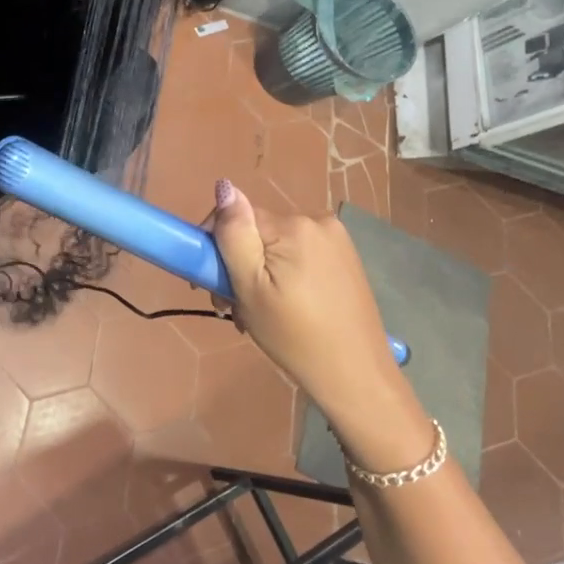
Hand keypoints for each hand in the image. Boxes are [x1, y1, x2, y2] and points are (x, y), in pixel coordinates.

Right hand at [205, 181, 405, 426]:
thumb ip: (234, 234)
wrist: (357, 378)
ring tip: (255, 313)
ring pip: (275, 245)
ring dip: (258, 272)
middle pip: (256, 231)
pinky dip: (282, 276)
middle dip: (237, 263)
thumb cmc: (294, 336)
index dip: (215, 245)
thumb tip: (223, 185)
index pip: (235, 215)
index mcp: (293, 226)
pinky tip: (282, 308)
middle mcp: (318, 222)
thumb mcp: (250, 288)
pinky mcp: (346, 260)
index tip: (207, 284)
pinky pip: (298, 255)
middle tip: (229, 307)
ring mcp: (336, 241)